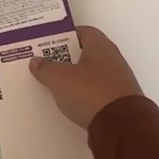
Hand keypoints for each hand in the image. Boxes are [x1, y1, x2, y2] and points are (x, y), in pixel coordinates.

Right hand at [28, 26, 143, 129]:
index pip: (83, 31)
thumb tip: (36, 61)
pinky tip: (73, 101)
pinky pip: (98, 90)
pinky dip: (86, 92)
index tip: (49, 43)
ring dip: (77, 76)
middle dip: (68, 57)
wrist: (122, 127)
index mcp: (101, 46)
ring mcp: (120, 80)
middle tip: (48, 63)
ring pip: (93, 73)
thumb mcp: (59, 79)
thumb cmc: (89, 92)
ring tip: (56, 84)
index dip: (65, 35)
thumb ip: (45, 68)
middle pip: (87, 52)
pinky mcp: (121, 101)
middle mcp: (113, 59)